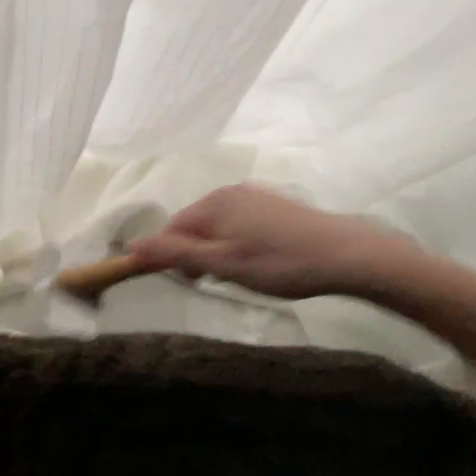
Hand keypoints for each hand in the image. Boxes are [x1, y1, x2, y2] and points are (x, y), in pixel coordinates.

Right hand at [129, 183, 416, 300]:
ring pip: (218, 226)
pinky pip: (239, 223)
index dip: (172, 257)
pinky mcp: (274, 205)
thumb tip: (131, 244)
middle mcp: (230, 191)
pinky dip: (238, 243)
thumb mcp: (222, 264)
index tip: (191, 283)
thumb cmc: (278, 263)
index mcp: (213, 202)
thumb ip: (176, 254)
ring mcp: (254, 195)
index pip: (172, 228)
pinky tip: (261, 262)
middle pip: (194, 225)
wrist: (344, 254)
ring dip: (218, 251)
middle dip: (196, 254)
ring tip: (242, 275)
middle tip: (219, 282)